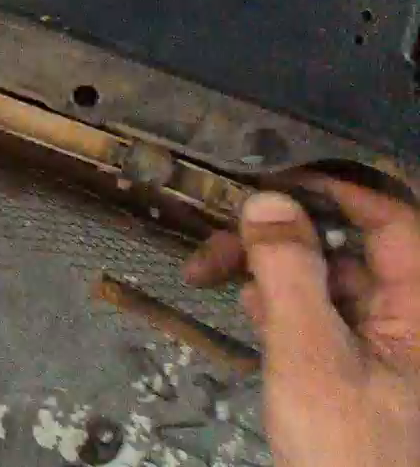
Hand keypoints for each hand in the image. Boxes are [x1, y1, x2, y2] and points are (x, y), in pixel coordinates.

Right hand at [184, 180, 419, 466]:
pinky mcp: (353, 354)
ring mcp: (382, 337)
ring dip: (261, 266)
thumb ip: (288, 271)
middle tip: (215, 245)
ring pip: (319, 271)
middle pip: (343, 246)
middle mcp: (409, 317)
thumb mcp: (310, 351)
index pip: (396, 226)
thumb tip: (266, 199)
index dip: (338, 192)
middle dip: (273, 236)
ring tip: (211, 277)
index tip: (268, 175)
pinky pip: (313, 302)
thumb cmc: (346, 436)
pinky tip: (246, 308)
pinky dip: (272, 296)